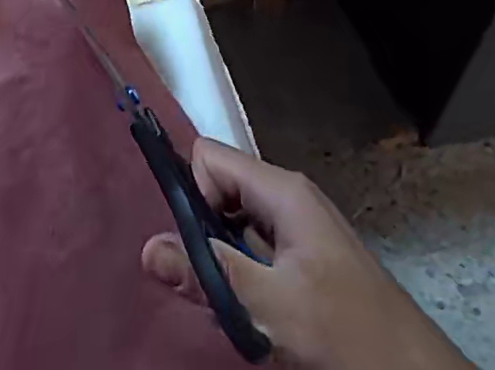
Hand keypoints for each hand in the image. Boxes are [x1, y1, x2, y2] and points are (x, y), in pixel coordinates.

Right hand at [141, 139, 473, 369]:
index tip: (202, 245)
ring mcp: (299, 226)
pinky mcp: (305, 255)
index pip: (210, 158)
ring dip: (224, 257)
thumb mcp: (270, 307)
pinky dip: (244, 271)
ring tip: (237, 302)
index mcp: (282, 190)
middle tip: (213, 282)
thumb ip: (207, 272)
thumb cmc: (346, 335)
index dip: (195, 194)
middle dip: (206, 231)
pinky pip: (254, 244)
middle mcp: (288, 196)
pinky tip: (257, 311)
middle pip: (220, 187)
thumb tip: (147, 249)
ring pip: (235, 219)